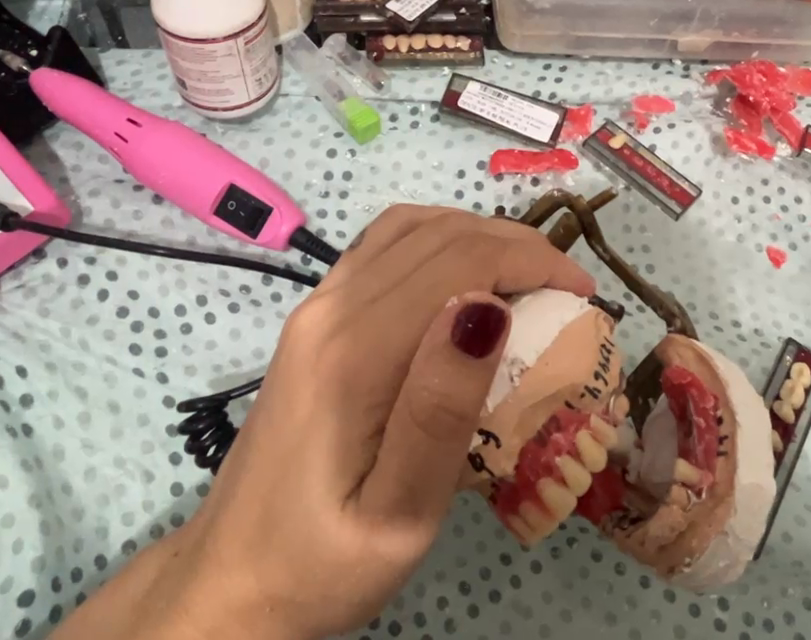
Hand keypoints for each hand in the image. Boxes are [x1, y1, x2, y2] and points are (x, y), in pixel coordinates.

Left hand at [51, 206, 595, 639]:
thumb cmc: (323, 563)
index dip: (531, 259)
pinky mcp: (314, 319)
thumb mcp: (398, 514)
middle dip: (516, 243)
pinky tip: (465, 280)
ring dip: (479, 235)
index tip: (582, 293)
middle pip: (439, 233)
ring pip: (410, 228)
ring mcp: (316, 307)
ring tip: (527, 278)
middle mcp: (331, 308)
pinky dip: (440, 241)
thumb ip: (440, 410)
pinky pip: (384, 247)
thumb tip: (487, 307)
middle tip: (567, 288)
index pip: (459, 260)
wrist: (228, 582)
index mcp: (355, 352)